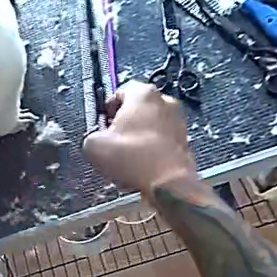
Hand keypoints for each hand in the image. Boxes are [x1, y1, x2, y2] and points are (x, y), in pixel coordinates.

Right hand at [82, 81, 198, 194]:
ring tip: (130, 159)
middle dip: (125, 126)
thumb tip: (95, 140)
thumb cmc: (134, 159)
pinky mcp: (185, 141)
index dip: (108, 110)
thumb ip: (90, 136)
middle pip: (137, 110)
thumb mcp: (94, 146)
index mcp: (143, 93)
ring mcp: (178, 121)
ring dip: (139, 139)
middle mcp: (165, 101)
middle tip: (115, 144)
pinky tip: (144, 166)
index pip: (120, 92)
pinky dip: (153, 151)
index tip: (104, 127)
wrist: (168, 184)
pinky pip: (163, 142)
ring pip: (151, 126)